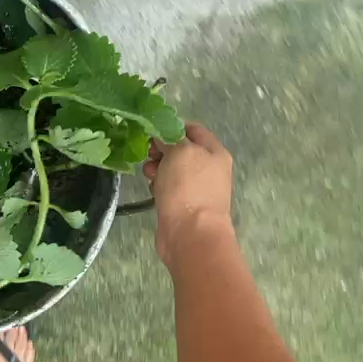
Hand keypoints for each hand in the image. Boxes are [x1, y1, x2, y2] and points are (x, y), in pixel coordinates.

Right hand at [143, 121, 233, 263]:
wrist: (190, 233)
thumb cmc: (187, 188)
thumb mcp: (180, 151)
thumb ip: (171, 138)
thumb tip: (162, 137)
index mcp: (214, 151)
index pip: (192, 129)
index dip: (170, 128)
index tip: (151, 133)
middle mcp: (208, 167)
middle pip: (180, 149)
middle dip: (160, 150)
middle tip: (148, 156)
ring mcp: (196, 187)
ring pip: (171, 168)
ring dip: (156, 168)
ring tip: (149, 176)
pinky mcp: (183, 203)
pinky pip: (168, 187)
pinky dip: (158, 186)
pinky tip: (153, 191)